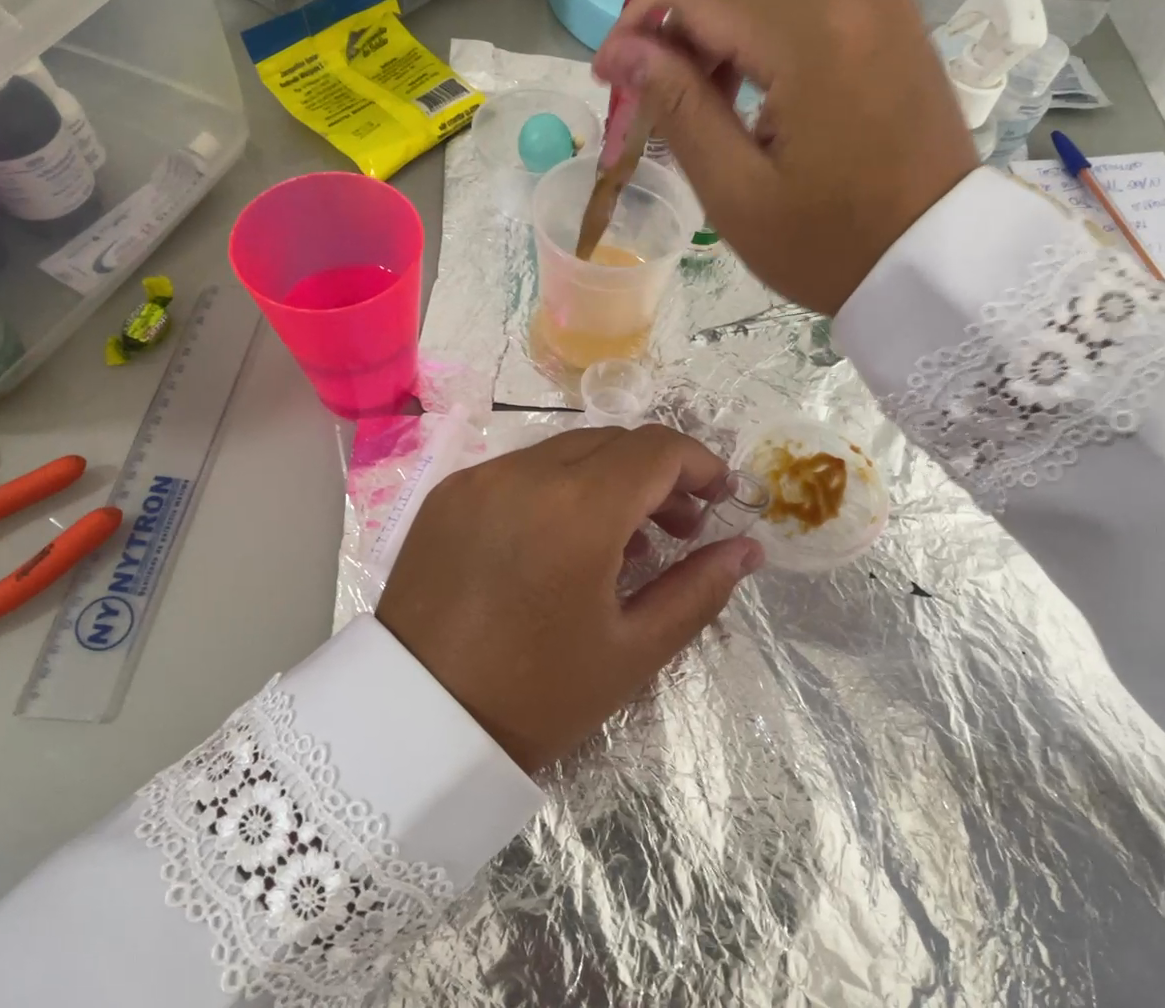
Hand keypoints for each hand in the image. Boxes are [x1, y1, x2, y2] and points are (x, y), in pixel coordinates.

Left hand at [376, 425, 764, 772]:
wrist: (416, 722)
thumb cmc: (534, 696)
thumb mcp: (632, 651)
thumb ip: (699, 590)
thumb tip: (747, 549)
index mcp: (576, 509)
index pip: (657, 449)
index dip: (702, 465)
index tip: (723, 501)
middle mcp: (523, 473)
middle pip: (613, 443)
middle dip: (658, 475)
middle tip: (680, 530)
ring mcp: (477, 479)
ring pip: (565, 452)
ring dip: (609, 480)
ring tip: (625, 545)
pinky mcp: (445, 496)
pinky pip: (520, 471)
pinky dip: (558, 490)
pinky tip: (563, 545)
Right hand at [594, 0, 976, 315]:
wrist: (935, 262)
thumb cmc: (829, 246)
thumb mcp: (737, 193)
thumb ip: (679, 109)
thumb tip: (625, 51)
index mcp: (810, 37)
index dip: (636, 23)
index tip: (607, 77)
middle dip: (675, 29)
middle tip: (647, 99)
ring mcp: (881, 6)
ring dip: (718, 33)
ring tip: (698, 103)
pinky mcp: (895, 26)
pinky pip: (811, 7)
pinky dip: (765, 36)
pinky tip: (752, 91)